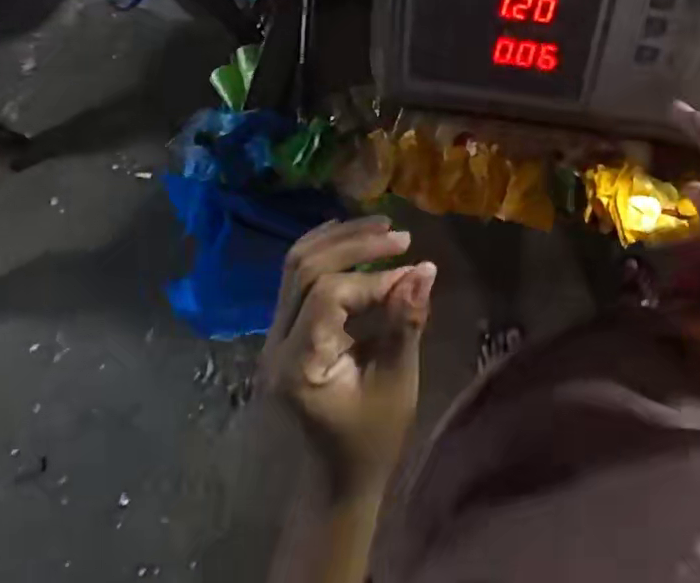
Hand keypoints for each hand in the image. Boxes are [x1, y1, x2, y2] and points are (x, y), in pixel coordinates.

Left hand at [263, 216, 436, 498]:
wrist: (339, 474)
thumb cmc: (373, 438)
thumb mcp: (397, 382)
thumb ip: (406, 322)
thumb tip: (426, 268)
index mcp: (299, 364)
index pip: (328, 294)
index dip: (373, 278)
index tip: (412, 274)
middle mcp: (274, 342)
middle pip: (303, 267)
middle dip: (354, 243)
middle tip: (400, 235)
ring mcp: (273, 333)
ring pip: (295, 264)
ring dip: (339, 239)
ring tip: (381, 226)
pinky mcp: (284, 327)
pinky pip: (297, 276)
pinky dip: (327, 251)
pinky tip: (353, 238)